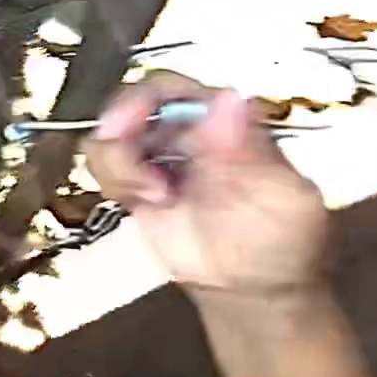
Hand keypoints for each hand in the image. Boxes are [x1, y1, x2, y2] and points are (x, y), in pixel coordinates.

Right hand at [83, 72, 326, 303]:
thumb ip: (247, 150)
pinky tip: (139, 202)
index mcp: (224, 123)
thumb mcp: (277, 198)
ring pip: (106, 136)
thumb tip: (226, 97)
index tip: (126, 125)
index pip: (173, 88)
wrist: (244, 287)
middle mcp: (184, 130)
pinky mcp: (129, 178)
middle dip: (118, 132)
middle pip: (126, 104)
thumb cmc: (275, 243)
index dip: (142, 98)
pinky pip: (100, 163)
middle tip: (131, 171)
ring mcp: (153, 154)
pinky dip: (111, 180)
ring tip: (150, 197)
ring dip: (118, 167)